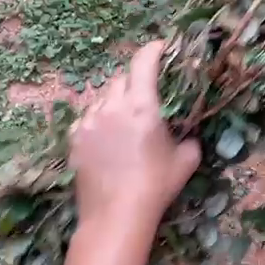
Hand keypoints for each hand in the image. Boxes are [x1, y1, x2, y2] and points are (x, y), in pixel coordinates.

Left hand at [71, 41, 200, 225]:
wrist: (116, 216)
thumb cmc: (156, 185)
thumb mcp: (186, 159)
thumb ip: (189, 137)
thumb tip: (189, 133)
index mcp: (142, 105)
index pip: (144, 62)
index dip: (153, 49)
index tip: (162, 48)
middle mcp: (112, 107)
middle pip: (121, 78)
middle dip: (135, 80)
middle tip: (147, 93)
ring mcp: (89, 122)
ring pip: (103, 98)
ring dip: (116, 101)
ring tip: (126, 119)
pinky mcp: (75, 139)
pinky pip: (88, 118)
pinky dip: (99, 120)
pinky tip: (108, 137)